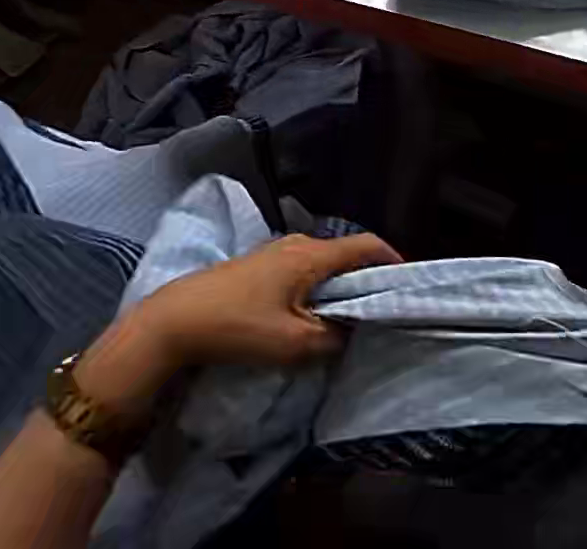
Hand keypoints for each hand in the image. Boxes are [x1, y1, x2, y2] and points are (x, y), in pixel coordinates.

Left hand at [141, 233, 402, 364]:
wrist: (178, 318)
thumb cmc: (239, 326)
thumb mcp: (294, 343)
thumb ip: (333, 337)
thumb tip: (351, 329)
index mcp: (310, 255)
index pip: (364, 245)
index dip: (391, 260)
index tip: (408, 284)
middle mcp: (296, 244)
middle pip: (344, 253)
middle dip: (366, 277)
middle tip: (382, 308)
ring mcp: (275, 251)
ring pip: (322, 263)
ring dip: (339, 285)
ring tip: (350, 316)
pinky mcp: (259, 264)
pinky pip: (302, 270)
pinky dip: (317, 287)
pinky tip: (313, 313)